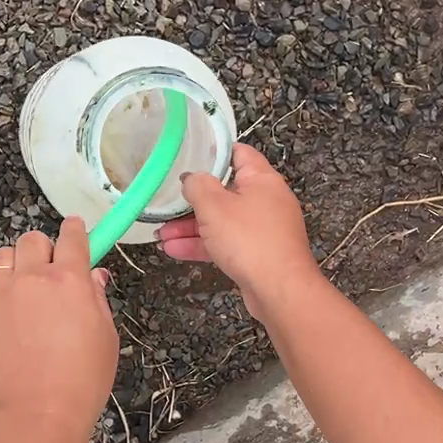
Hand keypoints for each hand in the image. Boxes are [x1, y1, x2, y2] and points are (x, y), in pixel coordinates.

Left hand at [0, 217, 117, 430]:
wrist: (37, 413)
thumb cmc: (82, 381)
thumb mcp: (106, 338)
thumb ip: (97, 300)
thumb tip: (92, 277)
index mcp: (69, 279)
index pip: (72, 236)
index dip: (75, 230)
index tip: (76, 230)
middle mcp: (32, 278)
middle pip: (32, 239)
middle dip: (43, 248)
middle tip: (51, 269)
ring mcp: (1, 295)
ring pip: (1, 255)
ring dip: (14, 262)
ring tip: (23, 283)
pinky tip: (3, 306)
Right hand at [158, 143, 322, 317]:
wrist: (279, 291)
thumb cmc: (250, 241)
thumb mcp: (214, 206)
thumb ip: (197, 185)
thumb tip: (190, 178)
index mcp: (262, 180)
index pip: (238, 153)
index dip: (213, 152)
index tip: (189, 155)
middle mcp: (266, 201)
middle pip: (224, 192)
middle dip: (192, 201)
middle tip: (167, 204)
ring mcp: (263, 229)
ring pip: (221, 221)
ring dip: (191, 227)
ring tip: (162, 235)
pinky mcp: (258, 253)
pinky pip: (226, 243)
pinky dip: (202, 245)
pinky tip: (175, 250)